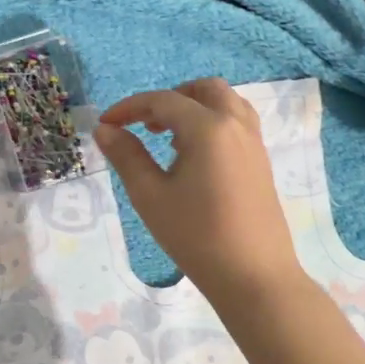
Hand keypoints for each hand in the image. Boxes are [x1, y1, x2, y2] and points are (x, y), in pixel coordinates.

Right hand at [92, 77, 303, 305]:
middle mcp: (236, 125)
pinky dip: (210, 123)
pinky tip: (191, 156)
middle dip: (167, 98)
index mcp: (208, 128)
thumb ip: (126, 156)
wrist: (251, 274)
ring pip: (225, 103)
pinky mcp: (260, 161)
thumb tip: (105, 130)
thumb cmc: (194, 234)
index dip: (129, 108)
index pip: (163, 101)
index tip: (104, 125)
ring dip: (192, 108)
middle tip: (141, 124)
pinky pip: (236, 123)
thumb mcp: (149, 195)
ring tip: (165, 136)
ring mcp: (254, 143)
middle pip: (203, 90)